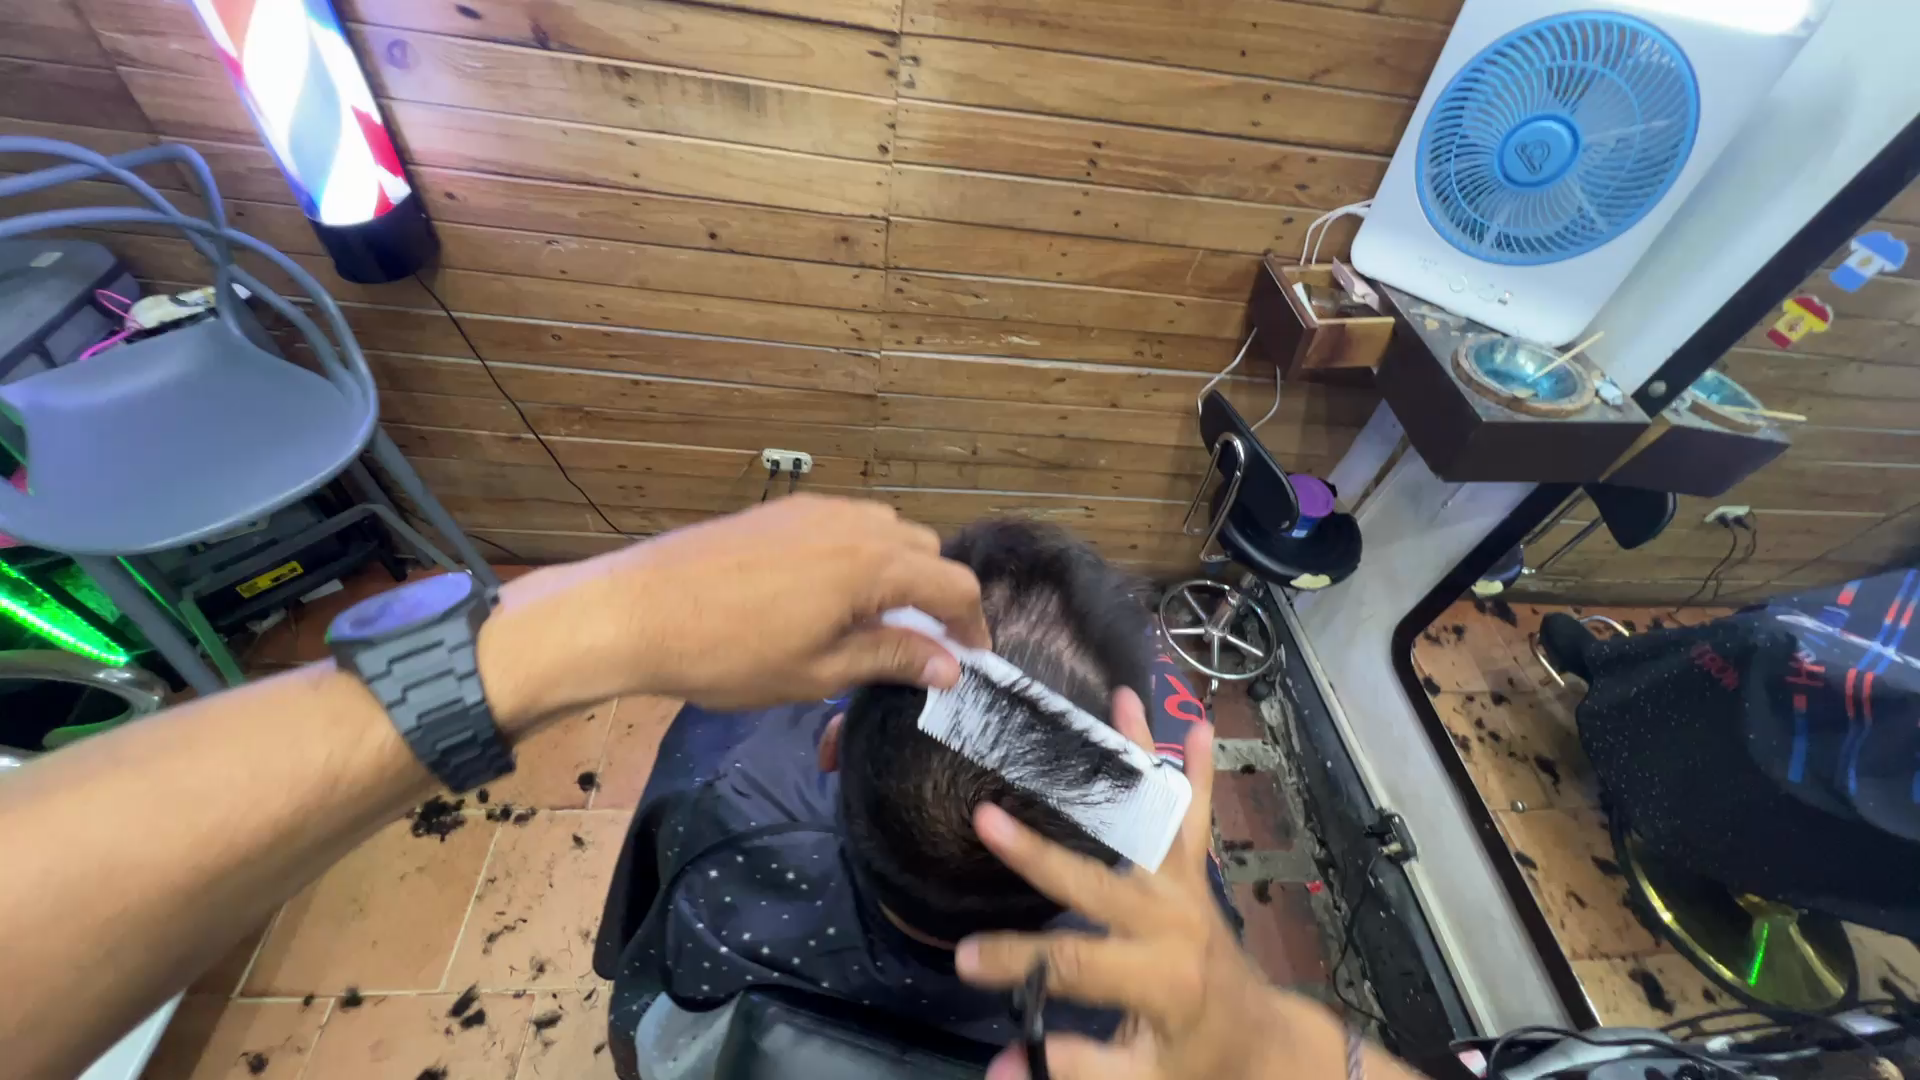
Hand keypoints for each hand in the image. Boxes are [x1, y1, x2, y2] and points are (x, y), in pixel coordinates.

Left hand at [478, 495, 990, 726]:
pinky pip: (849, 525)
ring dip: (898, 573)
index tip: (968, 662)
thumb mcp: (821, 669)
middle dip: (935, 597)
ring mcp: (819, 508)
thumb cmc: (732, 652)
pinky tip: (827, 592)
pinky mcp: (787, 509)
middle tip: (916, 645)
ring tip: (870, 619)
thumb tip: (951, 667)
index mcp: (874, 563)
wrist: (636, 609)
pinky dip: (862, 555)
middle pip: (927, 553)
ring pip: (889, 534)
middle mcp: (857, 522)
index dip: (972, 626)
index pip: (955, 586)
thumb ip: (894, 656)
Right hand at [953, 716, 1295, 1079]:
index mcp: (1157, 977)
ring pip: (1155, 816)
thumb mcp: (1140, 1079)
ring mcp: (1185, 886)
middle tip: (986, 818)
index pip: (1072, 964)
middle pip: (1097, 879)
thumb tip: (998, 1069)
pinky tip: (1200, 726)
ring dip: (1137, 756)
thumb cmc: (1192, 1060)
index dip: (1016, 962)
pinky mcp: (1195, 871)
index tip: (962, 956)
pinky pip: (1196, 817)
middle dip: (1038, 852)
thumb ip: (1076, 1068)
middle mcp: (1171, 918)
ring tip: (1120, 701)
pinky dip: (1200, 772)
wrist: (1259, 1041)